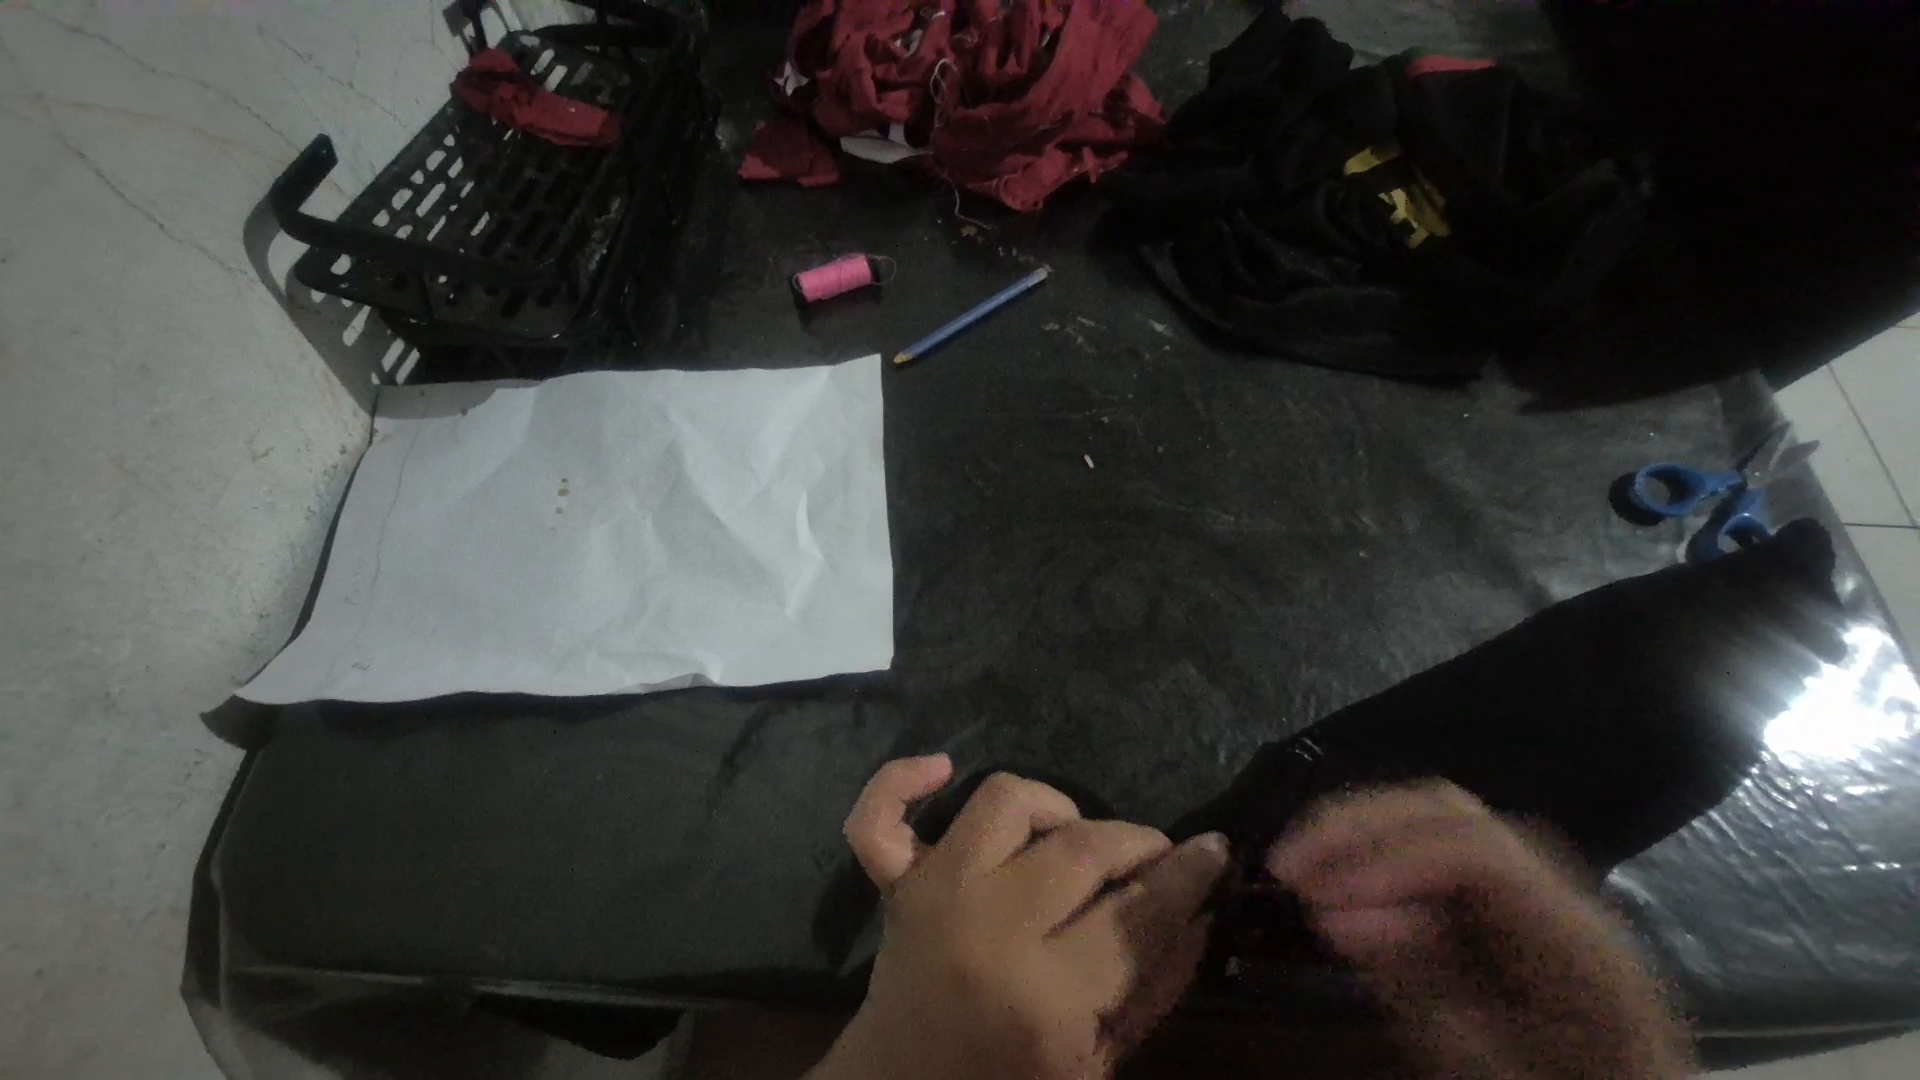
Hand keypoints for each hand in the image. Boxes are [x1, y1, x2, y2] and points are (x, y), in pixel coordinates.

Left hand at [816, 756, 1231, 1079]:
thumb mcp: (1098, 1063)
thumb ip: (1153, 987)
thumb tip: (1199, 911)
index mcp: (1044, 1000)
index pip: (1135, 915)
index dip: (1186, 876)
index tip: (1214, 849)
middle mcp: (986, 930)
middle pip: (1080, 849)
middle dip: (1134, 843)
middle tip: (1151, 855)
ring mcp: (933, 895)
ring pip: (1003, 801)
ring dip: (1051, 808)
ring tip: (1068, 838)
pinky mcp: (894, 883)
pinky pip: (879, 814)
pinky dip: (902, 781)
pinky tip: (942, 768)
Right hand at [1267, 781, 1691, 1079]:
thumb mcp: (1485, 1067)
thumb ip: (1415, 986)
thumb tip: (1331, 910)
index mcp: (1576, 937)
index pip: (1476, 853)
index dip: (1388, 859)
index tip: (1316, 895)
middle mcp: (1556, 886)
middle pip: (1446, 811)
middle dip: (1354, 825)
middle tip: (1286, 865)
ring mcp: (1529, 882)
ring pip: (1426, 814)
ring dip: (1351, 831)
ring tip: (1293, 866)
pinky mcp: (1498, 895)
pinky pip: (1422, 845)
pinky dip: (1366, 851)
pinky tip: (1328, 878)